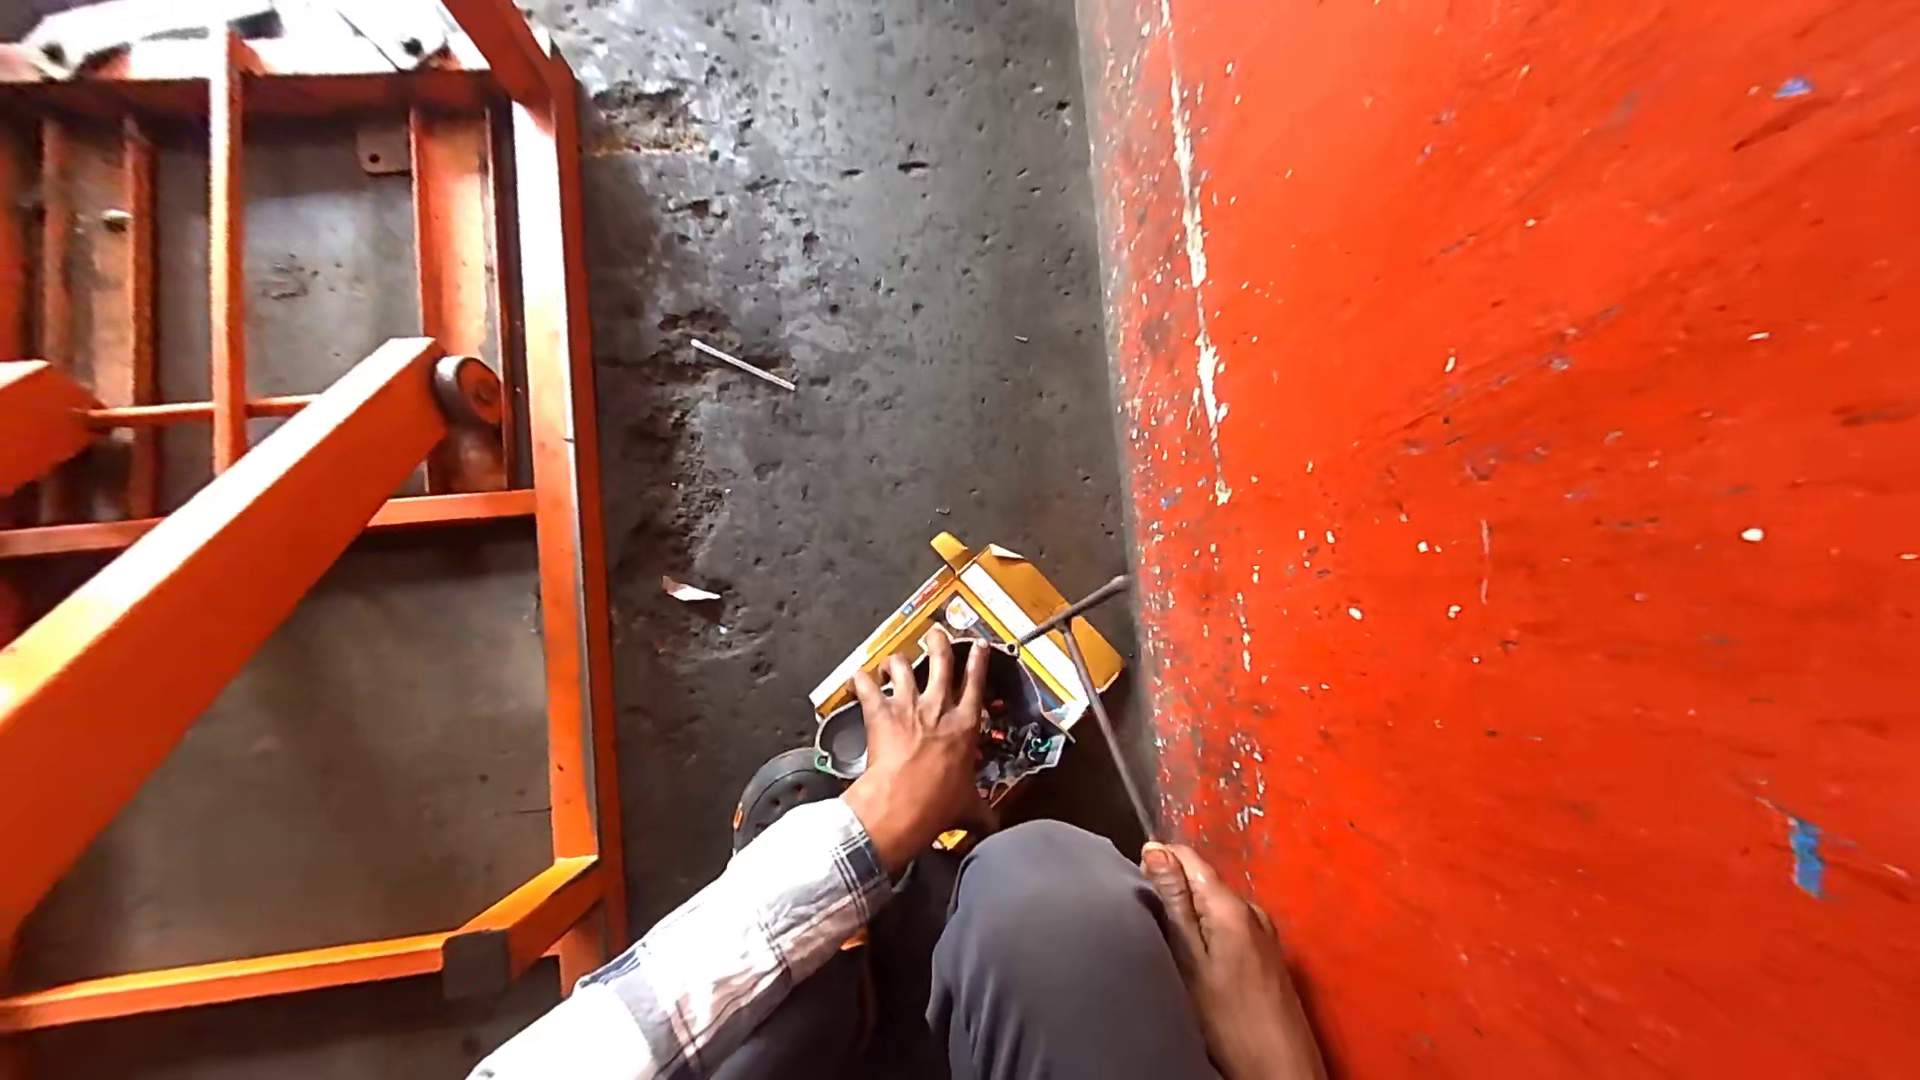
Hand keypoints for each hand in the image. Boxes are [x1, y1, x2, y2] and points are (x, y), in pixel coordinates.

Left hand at [840, 627, 992, 874]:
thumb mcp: (967, 807)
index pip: (976, 682)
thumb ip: (981, 812)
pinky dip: (859, 679)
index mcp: (965, 724)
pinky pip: (866, 686)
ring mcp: (908, 706)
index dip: (978, 660)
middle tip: (936, 634)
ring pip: (903, 666)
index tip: (978, 645)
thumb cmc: (936, 805)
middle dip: (939, 642)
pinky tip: (856, 677)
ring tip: (892, 660)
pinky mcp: (880, 712)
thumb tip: (993, 828)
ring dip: (895, 660)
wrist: (902, 804)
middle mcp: (938, 707)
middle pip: (941, 660)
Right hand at [1142, 843, 1326, 1079]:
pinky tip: (1203, 960)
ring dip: (1191, 911)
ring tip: (1176, 946)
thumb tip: (1153, 848)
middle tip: (1158, 929)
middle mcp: (1252, 907)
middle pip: (1201, 877)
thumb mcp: (1191, 960)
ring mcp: (1264, 930)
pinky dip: (1210, 928)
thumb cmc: (1228, 1020)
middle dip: (1174, 890)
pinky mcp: (1269, 950)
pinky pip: (1229, 920)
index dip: (1158, 863)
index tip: (1143, 893)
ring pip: (1214, 900)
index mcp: (1231, 905)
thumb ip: (1174, 900)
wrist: (1282, 1076)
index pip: (1186, 855)